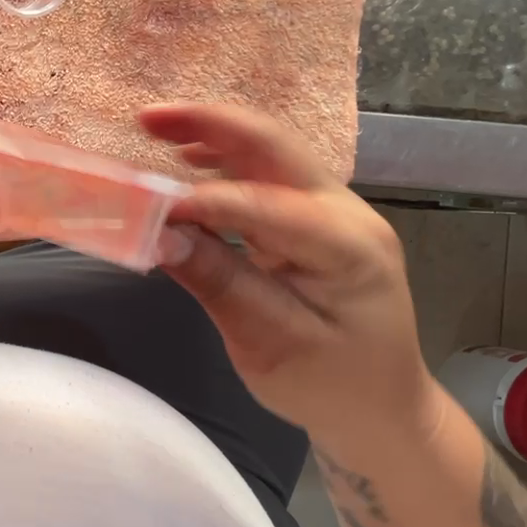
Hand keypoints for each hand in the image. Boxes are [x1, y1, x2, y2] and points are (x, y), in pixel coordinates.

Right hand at [140, 104, 445, 449]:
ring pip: (268, 152)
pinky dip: (219, 162)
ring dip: (211, 135)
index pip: (264, 202)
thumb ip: (220, 283)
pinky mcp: (309, 223)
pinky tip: (186, 161)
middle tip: (146, 118)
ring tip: (155, 129)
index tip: (144, 205)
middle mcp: (343, 212)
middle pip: (274, 146)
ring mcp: (330, 212)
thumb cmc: (332, 385)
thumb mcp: (272, 344)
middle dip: (209, 125)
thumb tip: (161, 234)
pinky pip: (262, 177)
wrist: (381, 408)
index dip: (201, 197)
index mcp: (346, 246)